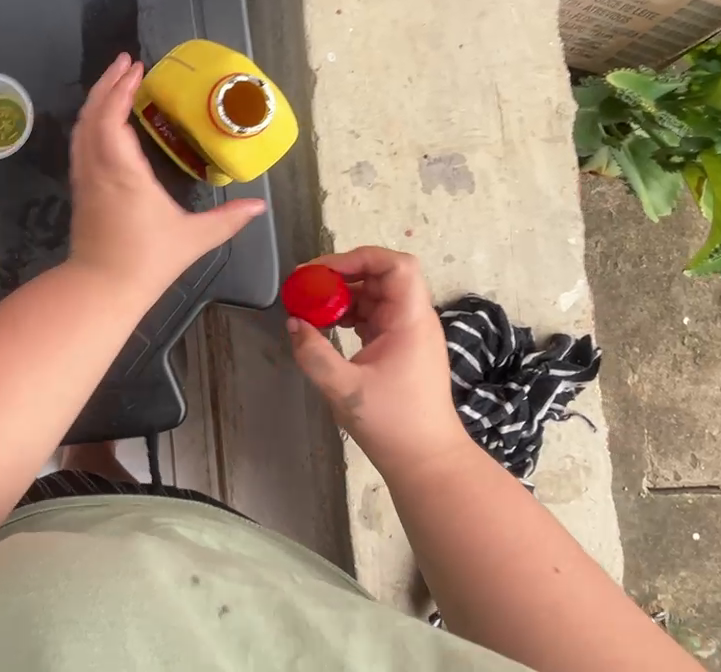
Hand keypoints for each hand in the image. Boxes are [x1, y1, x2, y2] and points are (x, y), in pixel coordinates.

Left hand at [68, 53, 264, 297]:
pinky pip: (80, 144)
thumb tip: (259, 206)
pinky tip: (102, 118)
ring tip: (114, 82)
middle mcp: (98, 168)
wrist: (101, 288)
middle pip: (92, 114)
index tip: (135, 68)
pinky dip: (90, 121)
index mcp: (123, 172)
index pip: (112, 118)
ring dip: (96, 100)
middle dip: (106, 84)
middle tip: (125, 62)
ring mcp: (84, 178)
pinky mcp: (80, 189)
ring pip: (81, 128)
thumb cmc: (147, 261)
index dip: (120, 89)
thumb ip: (227, 219)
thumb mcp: (193, 238)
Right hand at [286, 246, 471, 475]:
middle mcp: (413, 320)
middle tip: (306, 285)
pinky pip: (372, 315)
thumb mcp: (344, 389)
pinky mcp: (398, 347)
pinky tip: (324, 326)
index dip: (360, 258)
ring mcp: (407, 333)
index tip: (324, 272)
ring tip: (309, 307)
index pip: (397, 265)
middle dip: (341, 275)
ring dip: (341, 296)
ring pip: (374, 295)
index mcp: (410, 321)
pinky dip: (347, 314)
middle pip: (381, 276)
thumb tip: (293, 322)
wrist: (427, 462)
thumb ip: (314, 353)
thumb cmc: (394, 424)